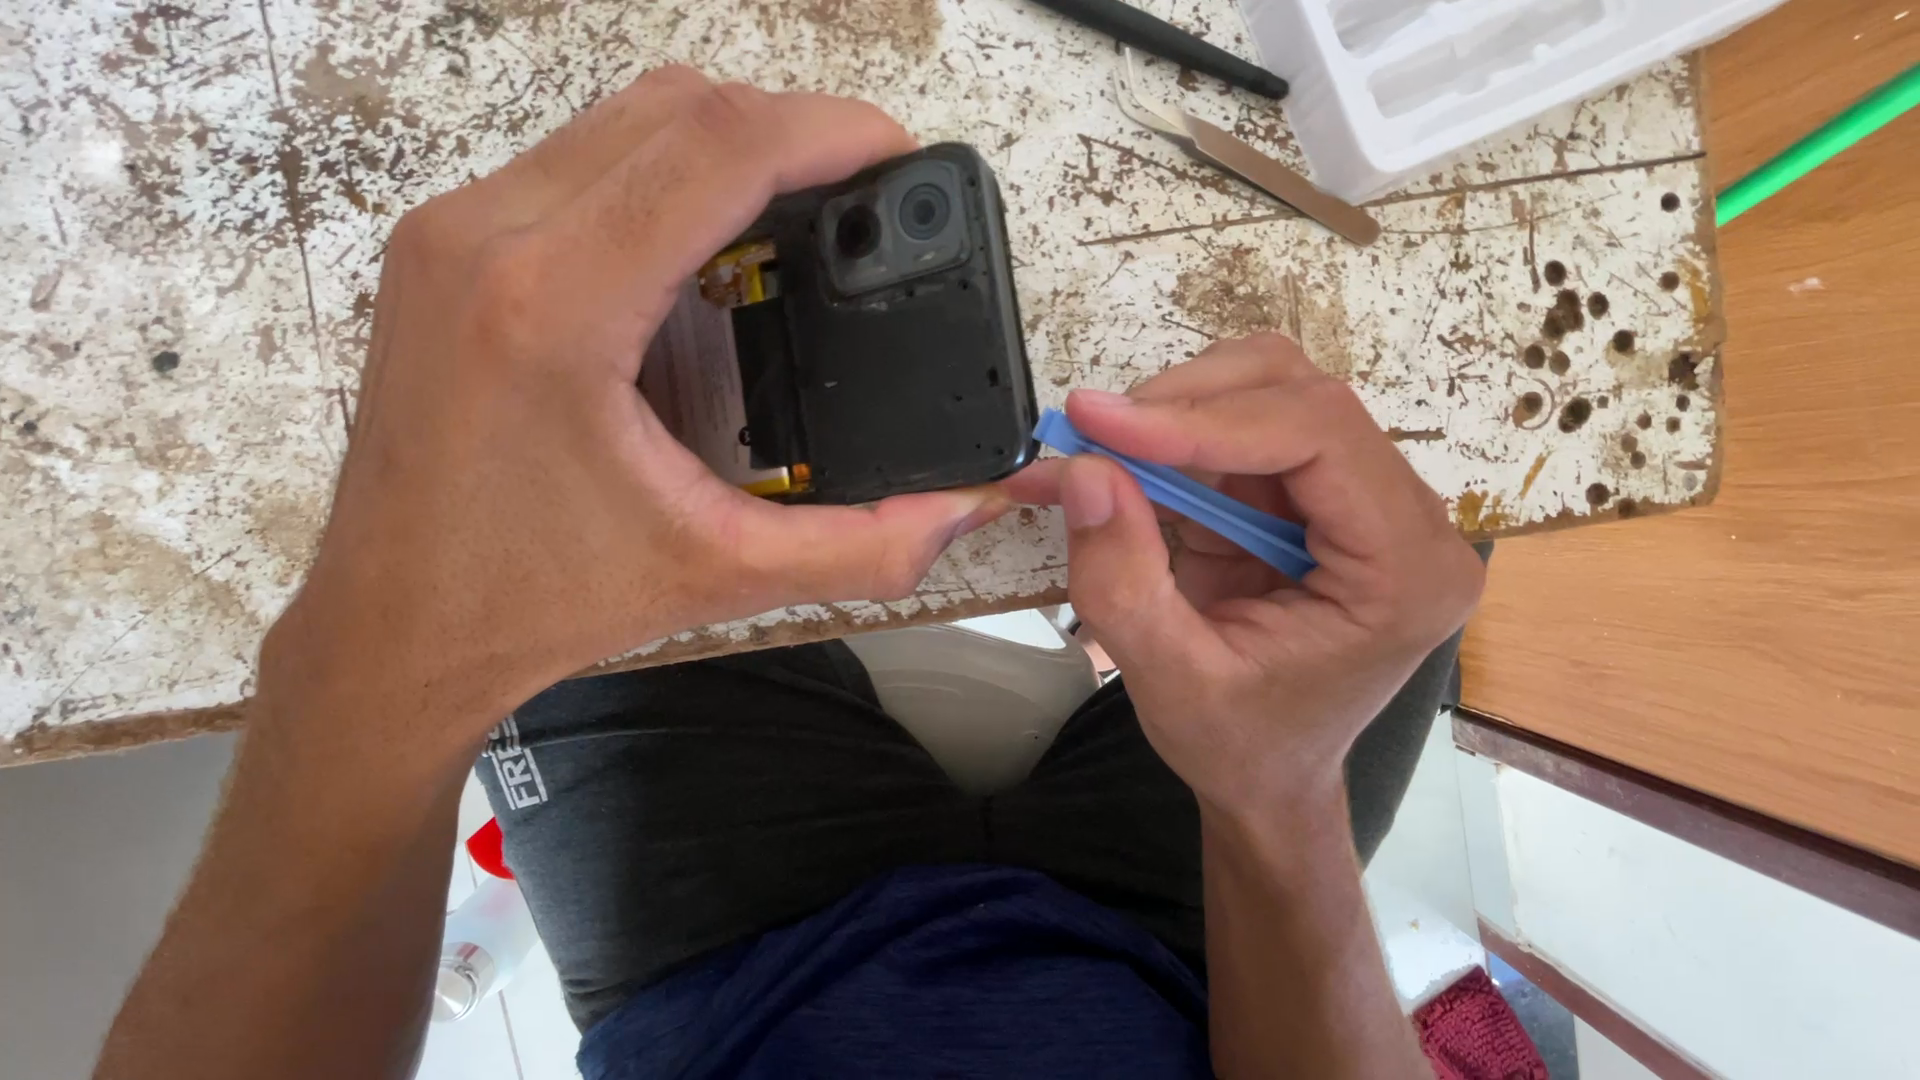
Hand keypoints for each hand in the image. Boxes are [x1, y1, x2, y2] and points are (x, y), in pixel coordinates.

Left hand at [264, 69, 1006, 756]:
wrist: (397, 624)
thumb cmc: (539, 598)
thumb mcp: (722, 573)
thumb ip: (862, 546)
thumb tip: (960, 512)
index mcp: (555, 308)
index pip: (715, 149)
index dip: (825, 130)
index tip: (896, 153)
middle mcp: (489, 238)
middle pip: (674, 105)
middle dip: (790, 129)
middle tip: (862, 187)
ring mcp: (456, 232)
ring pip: (624, 118)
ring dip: (728, 143)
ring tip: (802, 207)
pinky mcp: (451, 249)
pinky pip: (580, 159)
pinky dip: (668, 173)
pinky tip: (712, 242)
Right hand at [1009, 335, 1482, 817]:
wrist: (1268, 775)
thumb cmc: (1239, 747)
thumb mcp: (1169, 680)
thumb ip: (1123, 582)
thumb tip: (1086, 470)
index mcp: (1404, 570)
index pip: (1318, 435)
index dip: (1202, 417)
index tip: (1098, 423)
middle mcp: (1401, 517)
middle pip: (1296, 393)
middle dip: (1182, 402)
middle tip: (1091, 435)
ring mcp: (1355, 500)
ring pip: (1266, 393)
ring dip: (1172, 411)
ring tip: (1099, 455)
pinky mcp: (1306, 498)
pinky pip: (1237, 432)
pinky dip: (1167, 438)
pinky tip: (1119, 467)